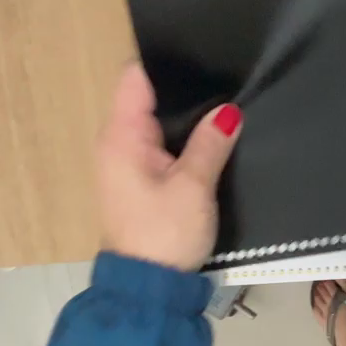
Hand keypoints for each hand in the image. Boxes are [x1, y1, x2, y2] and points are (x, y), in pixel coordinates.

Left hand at [95, 64, 242, 271]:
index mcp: (122, 136)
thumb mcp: (195, 186)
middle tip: (224, 83)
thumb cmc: (166, 233)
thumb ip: (211, 144)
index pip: (136, 78)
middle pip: (147, 100)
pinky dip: (180, 143)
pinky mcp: (138, 184)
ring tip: (223, 109)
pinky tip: (208, 142)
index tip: (202, 58)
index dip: (167, 64)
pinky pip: (159, 149)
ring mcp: (125, 165)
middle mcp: (116, 144)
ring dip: (184, 121)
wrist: (149, 287)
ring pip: (157, 126)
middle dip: (183, 93)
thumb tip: (229, 112)